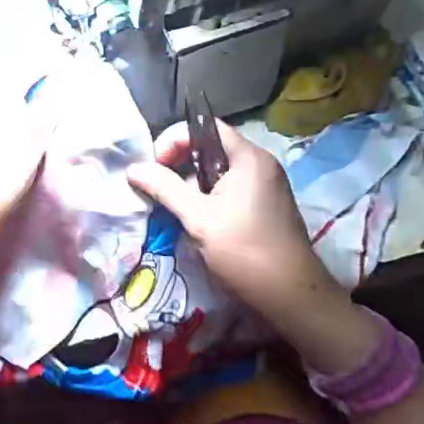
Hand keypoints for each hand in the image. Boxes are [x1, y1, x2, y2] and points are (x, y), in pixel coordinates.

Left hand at [0, 68, 47, 259]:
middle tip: (45, 77)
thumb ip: (49, 101)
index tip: (66, 73)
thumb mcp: (36, 138)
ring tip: (20, 87)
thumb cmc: (0, 175)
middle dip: (26, 62)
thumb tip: (60, 78)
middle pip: (3, 55)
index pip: (32, 58)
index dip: (53, 64)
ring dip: (3, 69)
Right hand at [127, 119, 341, 326]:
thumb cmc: (244, 250)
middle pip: (211, 148)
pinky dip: (209, 198)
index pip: (206, 127)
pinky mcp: (266, 206)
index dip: (175, 140)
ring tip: (176, 208)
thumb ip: (164, 188)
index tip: (156, 167)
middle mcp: (261, 165)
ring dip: (193, 185)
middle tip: (160, 188)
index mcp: (249, 158)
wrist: (290, 295)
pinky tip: (198, 221)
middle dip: (180, 165)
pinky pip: (231, 189)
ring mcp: (266, 186)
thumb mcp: (197, 217)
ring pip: (219, 172)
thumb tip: (133, 169)